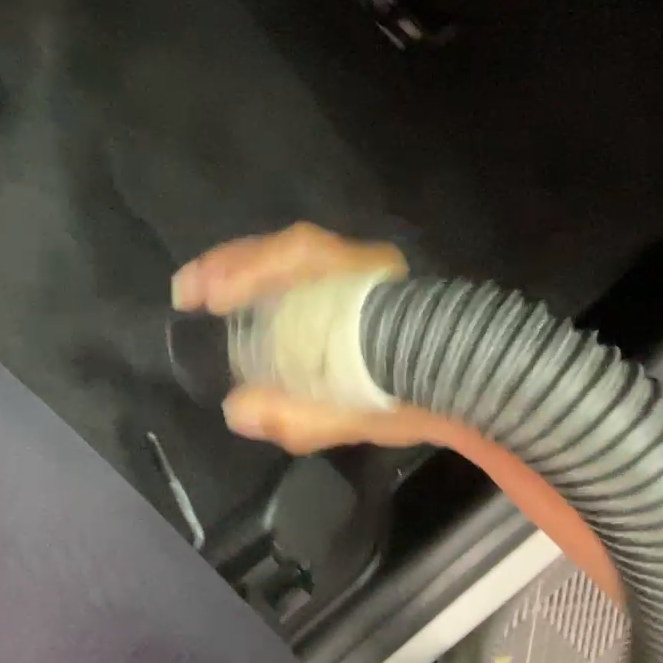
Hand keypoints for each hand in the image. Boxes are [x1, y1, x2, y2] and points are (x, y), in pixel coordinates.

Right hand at [175, 223, 623, 598]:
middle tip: (187, 287)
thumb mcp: (352, 414)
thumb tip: (237, 410)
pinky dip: (270, 276)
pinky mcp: (364, 282)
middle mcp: (357, 266)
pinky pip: (309, 267)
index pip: (294, 259)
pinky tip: (251, 298)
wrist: (476, 386)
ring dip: (247, 267)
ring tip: (208, 290)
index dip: (244, 270)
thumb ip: (294, 414)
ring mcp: (363, 269)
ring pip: (298, 253)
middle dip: (232, 264)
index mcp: (354, 289)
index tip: (202, 294)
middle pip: (289, 248)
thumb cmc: (411, 396)